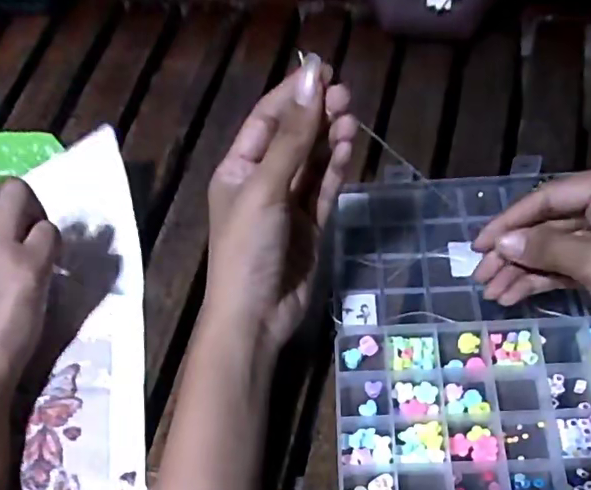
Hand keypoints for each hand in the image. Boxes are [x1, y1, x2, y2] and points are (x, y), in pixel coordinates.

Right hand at [0, 180, 60, 388]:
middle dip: (20, 206)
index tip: (0, 244)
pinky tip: (50, 266)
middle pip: (3, 191)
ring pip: (25, 199)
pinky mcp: (28, 262)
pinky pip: (50, 232)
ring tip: (40, 251)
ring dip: (38, 221)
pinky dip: (54, 245)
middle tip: (29, 233)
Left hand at [204, 53, 356, 359]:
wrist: (255, 316)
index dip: (294, 95)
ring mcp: (287, 210)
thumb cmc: (247, 249)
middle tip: (347, 96)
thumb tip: (313, 81)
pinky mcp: (309, 232)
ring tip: (352, 118)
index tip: (323, 72)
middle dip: (317, 117)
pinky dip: (335, 173)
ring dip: (330, 142)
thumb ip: (292, 138)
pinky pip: (323, 194)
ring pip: (312, 166)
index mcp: (238, 169)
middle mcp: (262, 185)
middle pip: (293, 140)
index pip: (267, 120)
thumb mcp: (265, 188)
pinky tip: (348, 150)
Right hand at [471, 159, 590, 350]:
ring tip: (493, 294)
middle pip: (553, 225)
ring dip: (526, 272)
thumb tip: (503, 244)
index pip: (552, 196)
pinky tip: (517, 295)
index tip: (478, 245)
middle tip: (480, 278)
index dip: (511, 221)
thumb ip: (546, 249)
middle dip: (515, 253)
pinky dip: (547, 282)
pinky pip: (573, 269)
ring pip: (560, 251)